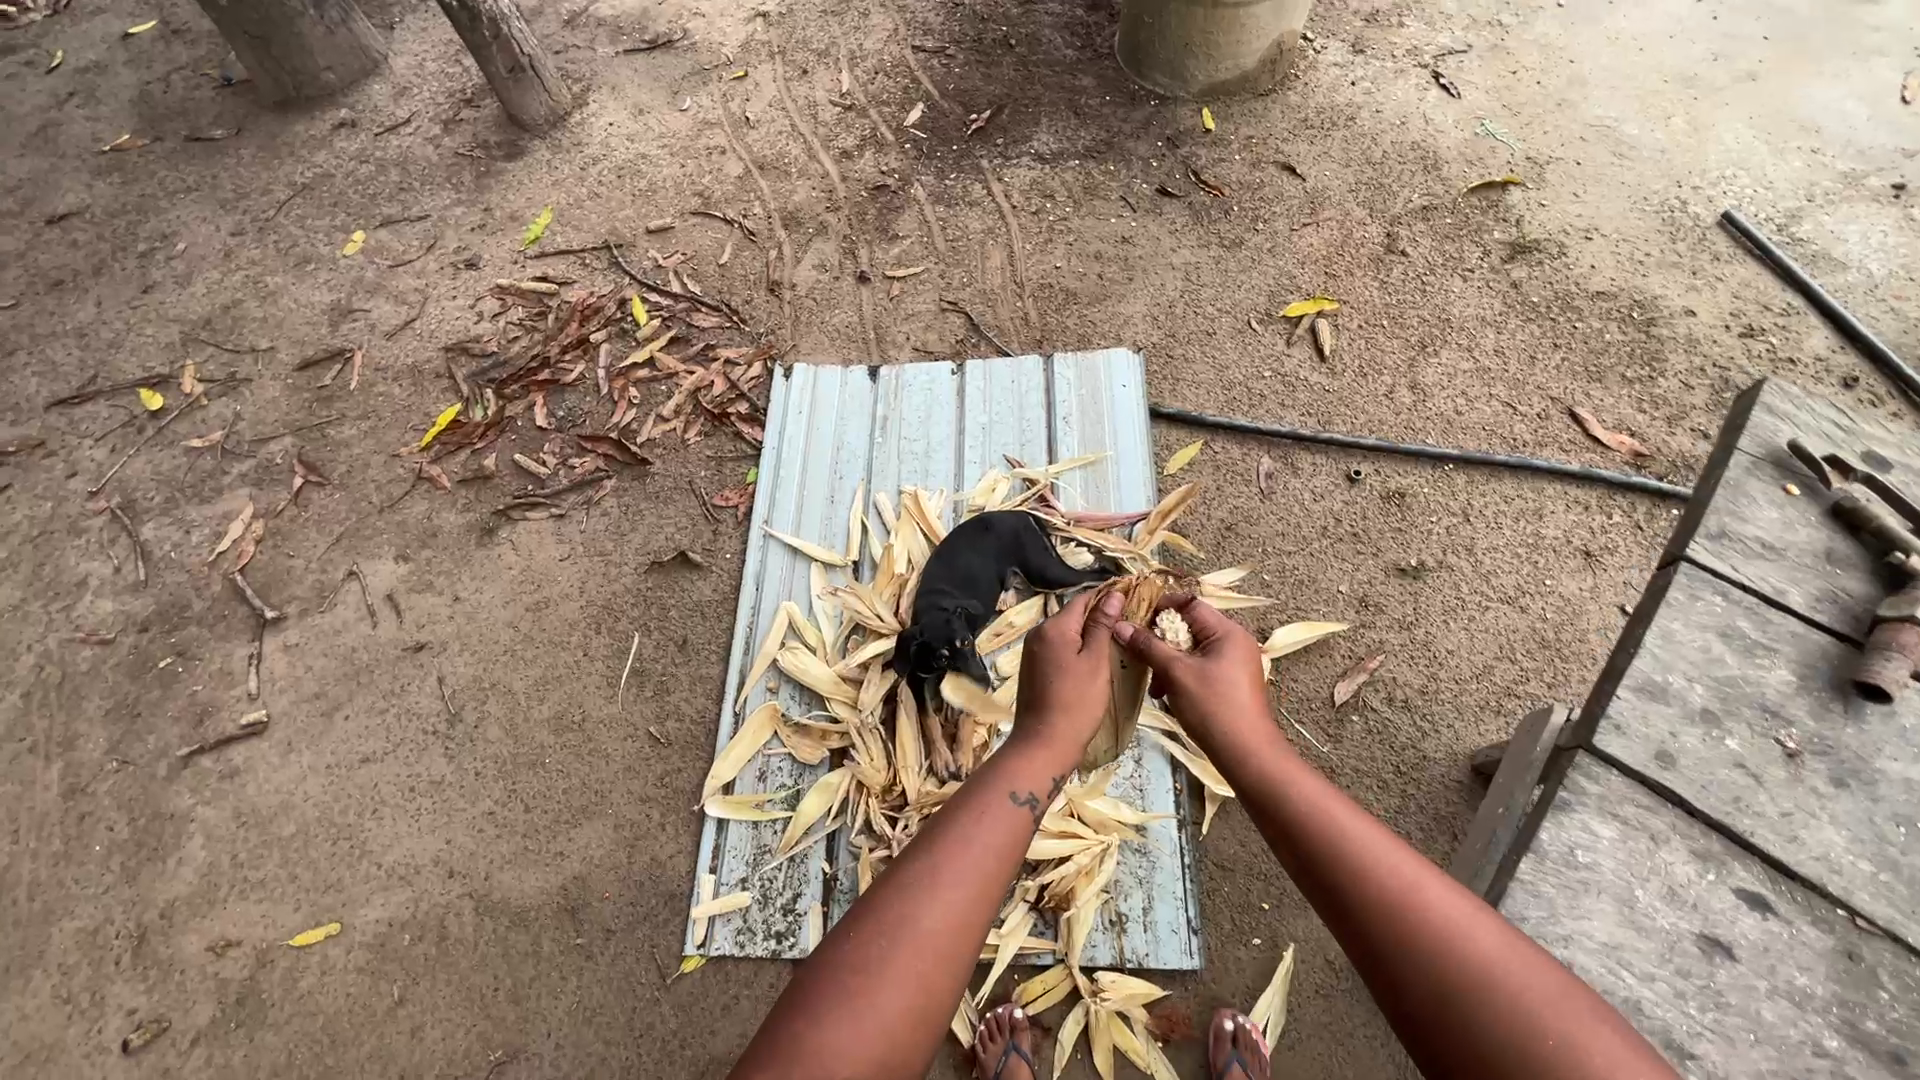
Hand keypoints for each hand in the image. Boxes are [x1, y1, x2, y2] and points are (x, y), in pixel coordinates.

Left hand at [1010, 590, 1122, 756]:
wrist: (1044, 743)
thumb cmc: (1076, 702)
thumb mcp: (1096, 661)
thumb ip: (1102, 625)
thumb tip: (1113, 594)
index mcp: (1053, 627)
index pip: (1083, 599)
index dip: (1108, 597)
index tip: (1133, 601)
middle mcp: (1038, 633)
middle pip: (1073, 615)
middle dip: (1099, 617)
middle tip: (1129, 624)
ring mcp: (1033, 651)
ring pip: (1066, 633)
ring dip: (1088, 634)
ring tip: (1116, 642)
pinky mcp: (1034, 668)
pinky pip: (1058, 648)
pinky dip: (1076, 649)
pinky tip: (1094, 660)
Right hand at [1113, 594, 1276, 754]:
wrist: (1246, 754)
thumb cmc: (1213, 707)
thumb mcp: (1175, 673)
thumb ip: (1148, 646)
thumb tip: (1120, 626)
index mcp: (1227, 631)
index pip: (1190, 604)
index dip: (1161, 607)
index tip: (1136, 621)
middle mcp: (1234, 641)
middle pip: (1190, 626)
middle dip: (1162, 640)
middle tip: (1141, 654)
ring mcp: (1234, 662)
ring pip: (1192, 649)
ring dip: (1168, 661)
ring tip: (1155, 684)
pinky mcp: (1230, 682)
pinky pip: (1200, 666)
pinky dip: (1181, 674)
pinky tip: (1167, 693)